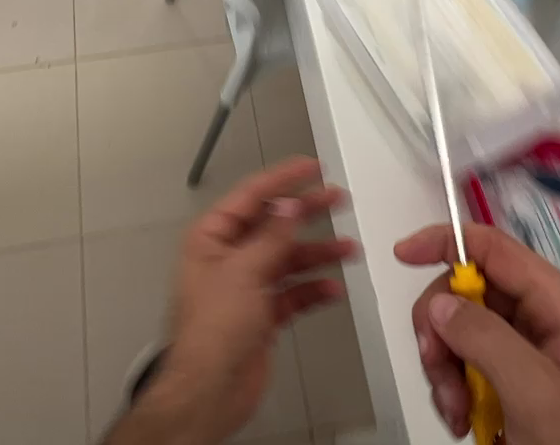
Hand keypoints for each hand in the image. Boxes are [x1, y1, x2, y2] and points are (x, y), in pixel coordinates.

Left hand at [107, 157, 359, 444]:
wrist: (210, 391)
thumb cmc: (212, 330)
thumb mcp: (243, 272)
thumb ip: (271, 237)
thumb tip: (290, 205)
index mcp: (212, 237)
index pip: (252, 196)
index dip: (282, 179)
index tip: (310, 166)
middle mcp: (229, 256)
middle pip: (274, 225)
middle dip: (306, 213)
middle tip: (338, 199)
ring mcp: (247, 285)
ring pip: (288, 259)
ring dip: (317, 253)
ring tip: (349, 247)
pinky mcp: (263, 313)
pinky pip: (293, 292)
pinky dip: (313, 289)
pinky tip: (332, 287)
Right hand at [394, 222, 559, 444]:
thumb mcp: (537, 396)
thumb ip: (487, 340)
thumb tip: (440, 304)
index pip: (494, 248)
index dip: (445, 242)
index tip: (402, 255)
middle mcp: (546, 317)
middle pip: (469, 290)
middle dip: (442, 328)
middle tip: (437, 370)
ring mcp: (530, 349)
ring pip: (461, 326)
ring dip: (445, 366)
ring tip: (455, 410)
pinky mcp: (516, 378)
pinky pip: (466, 360)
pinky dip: (453, 386)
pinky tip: (464, 418)